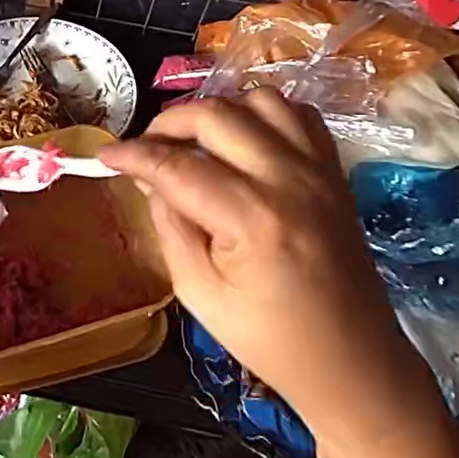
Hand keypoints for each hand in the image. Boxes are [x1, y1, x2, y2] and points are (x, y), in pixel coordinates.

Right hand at [99, 90, 443, 451]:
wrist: (352, 358)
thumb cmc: (271, 340)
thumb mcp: (200, 295)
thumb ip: (169, 226)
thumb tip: (148, 176)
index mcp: (253, 220)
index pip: (178, 166)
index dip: (133, 155)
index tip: (107, 155)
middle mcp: (289, 179)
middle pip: (216, 115)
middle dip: (168, 123)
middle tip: (146, 148)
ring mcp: (318, 168)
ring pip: (259, 99)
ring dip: (218, 111)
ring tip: (196, 141)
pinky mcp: (334, 169)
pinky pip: (297, 113)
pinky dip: (263, 113)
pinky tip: (244, 140)